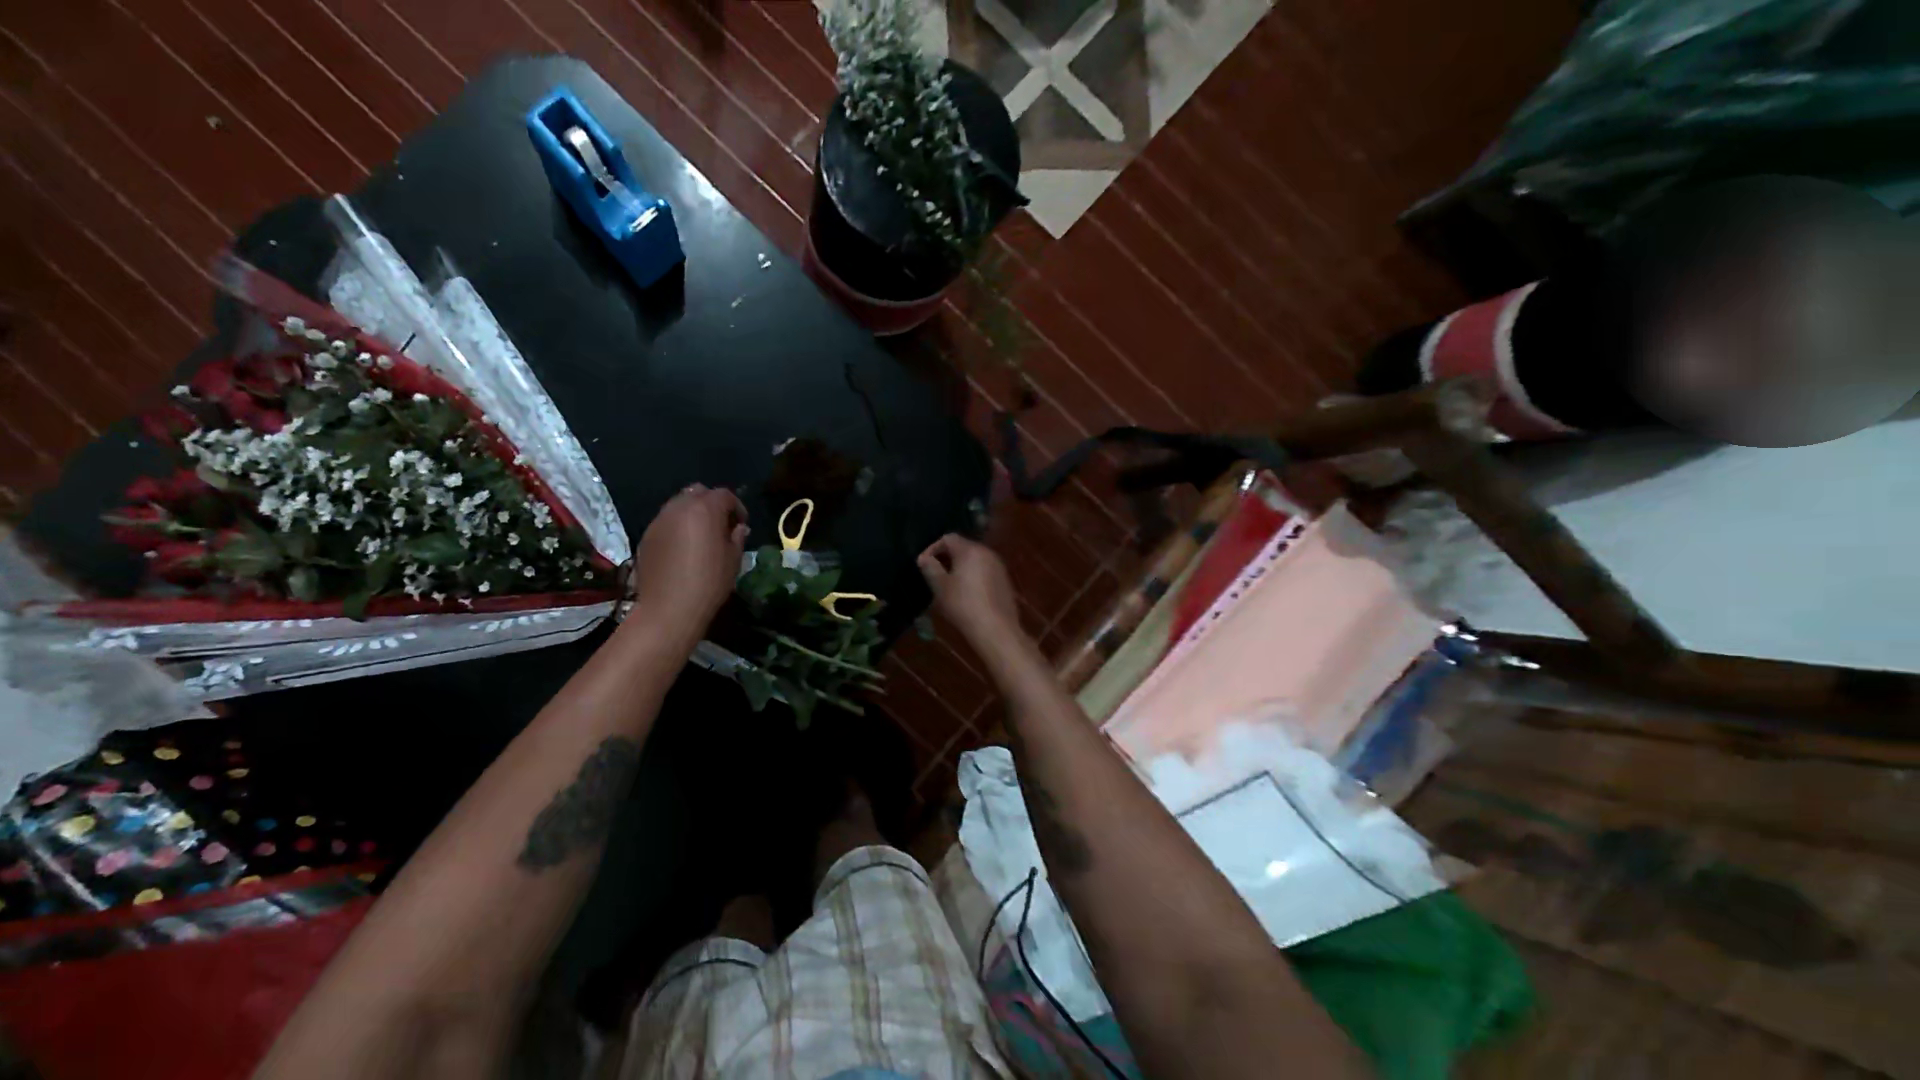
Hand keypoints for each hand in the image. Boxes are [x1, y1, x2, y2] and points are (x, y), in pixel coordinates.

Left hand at [631, 484, 748, 637]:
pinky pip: (665, 521)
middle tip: (721, 525)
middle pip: (698, 492)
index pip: (724, 495)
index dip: (737, 507)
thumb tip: (738, 528)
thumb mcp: (733, 560)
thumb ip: (737, 537)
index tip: (741, 524)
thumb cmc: (709, 582)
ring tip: (701, 536)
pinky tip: (682, 548)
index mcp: (705, 510)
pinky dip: (677, 526)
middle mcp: (679, 508)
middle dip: (712, 504)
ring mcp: (659, 520)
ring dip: (692, 514)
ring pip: (679, 504)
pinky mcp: (646, 535)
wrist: (668, 608)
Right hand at [916, 534, 1025, 651]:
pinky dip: (973, 576)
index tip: (923, 564)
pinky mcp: (1005, 581)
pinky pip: (984, 571)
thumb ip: (930, 568)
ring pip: (975, 560)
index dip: (932, 548)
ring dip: (960, 568)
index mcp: (970, 550)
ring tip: (948, 584)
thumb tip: (924, 558)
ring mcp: (999, 567)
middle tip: (934, 574)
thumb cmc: (963, 605)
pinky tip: (966, 594)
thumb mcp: (940, 587)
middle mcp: (987, 553)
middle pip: (963, 547)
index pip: (948, 538)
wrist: (996, 629)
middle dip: (946, 558)